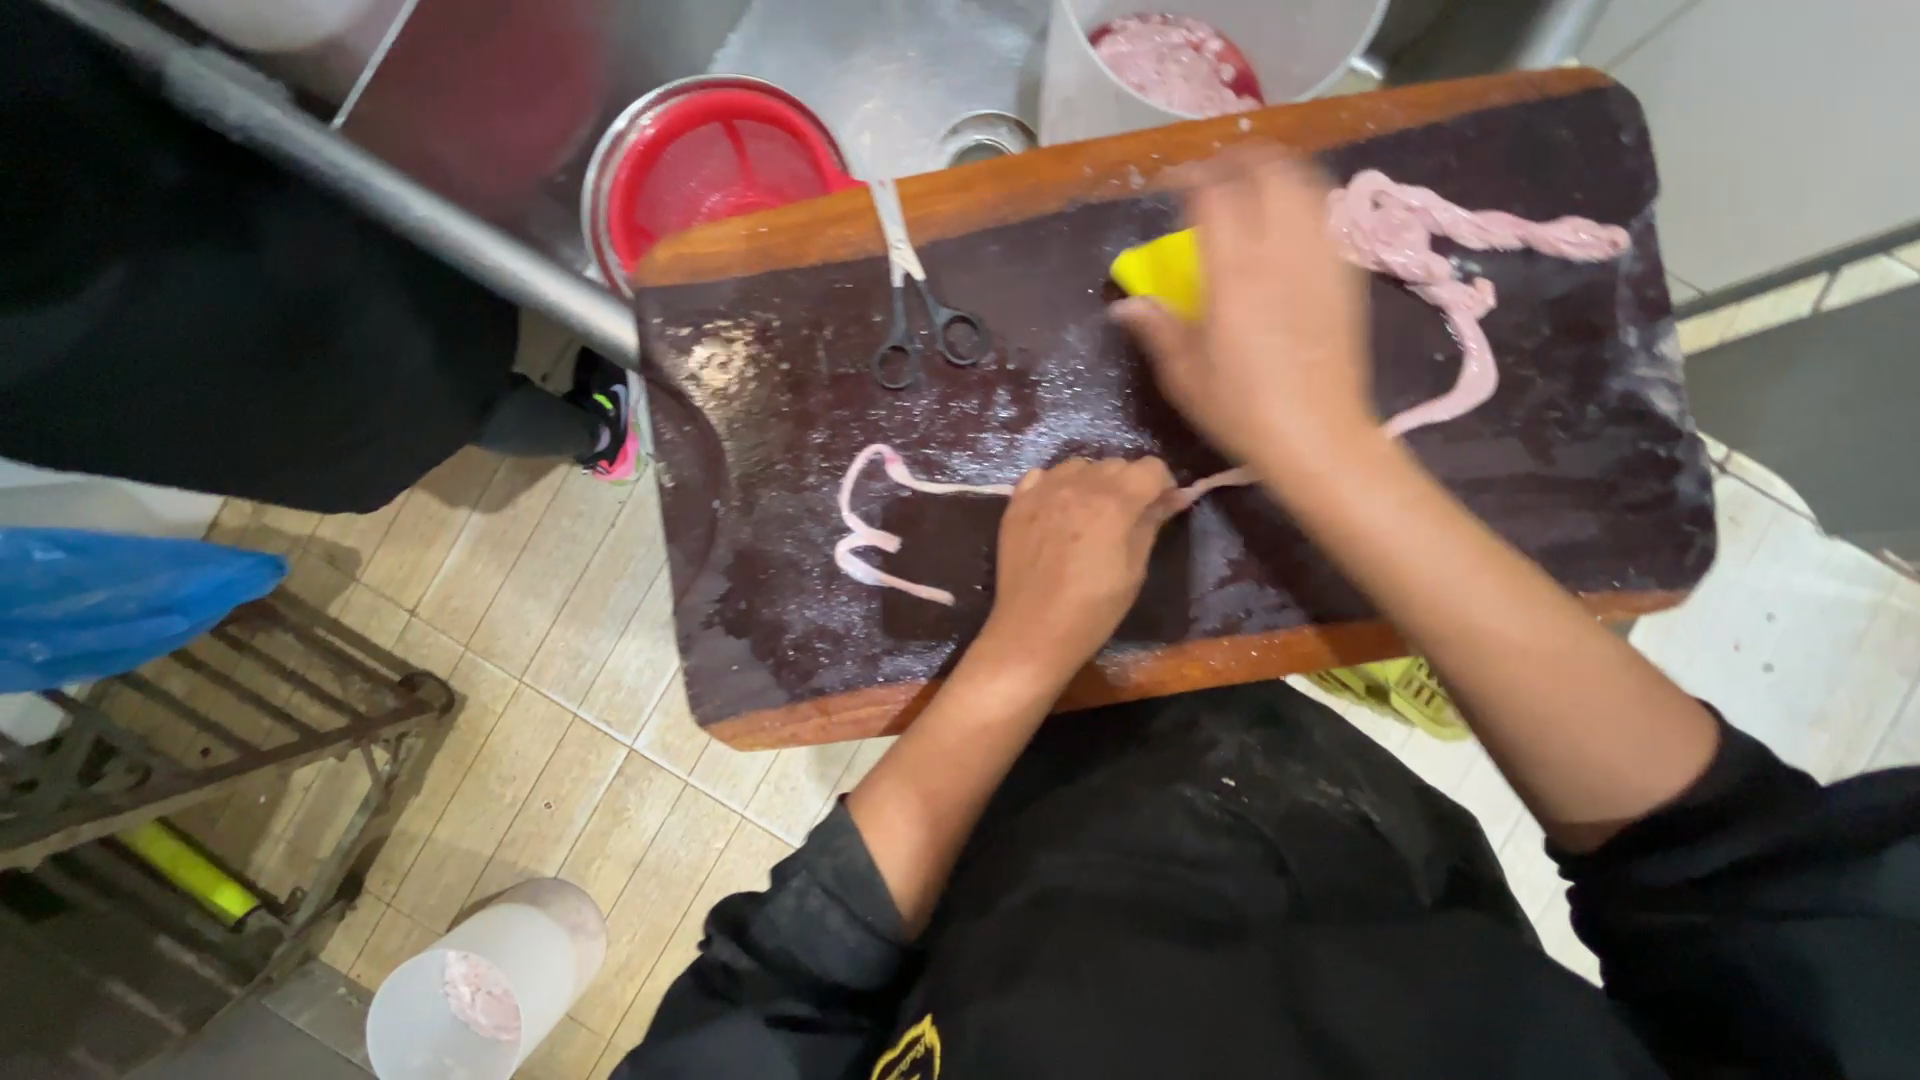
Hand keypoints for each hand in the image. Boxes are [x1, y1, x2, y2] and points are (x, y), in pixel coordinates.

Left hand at [975, 457, 1179, 683]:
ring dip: (1092, 481)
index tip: (1161, 506)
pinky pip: (1044, 476)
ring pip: (1079, 466)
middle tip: (1127, 516)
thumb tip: (1172, 498)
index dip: (1162, 485)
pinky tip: (1058, 511)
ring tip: (1090, 514)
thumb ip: (1151, 524)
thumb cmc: (1093, 609)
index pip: (1151, 467)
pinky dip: (1057, 485)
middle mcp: (1078, 486)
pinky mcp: (1017, 503)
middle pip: (1115, 464)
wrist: (1033, 630)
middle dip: (1129, 483)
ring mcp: (1043, 491)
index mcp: (1114, 502)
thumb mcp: (1134, 570)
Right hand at [1110, 147, 1375, 474]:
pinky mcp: (1346, 275)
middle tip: (1214, 173)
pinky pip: (1327, 215)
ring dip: (1275, 171)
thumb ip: (1157, 329)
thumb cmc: (1242, 410)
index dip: (1190, 177)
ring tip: (1253, 184)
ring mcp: (1320, 258)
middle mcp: (1281, 252)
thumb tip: (1125, 305)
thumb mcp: (1184, 376)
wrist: (1319, 436)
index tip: (1172, 183)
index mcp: (1234, 273)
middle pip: (1267, 171)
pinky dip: (1304, 200)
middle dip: (1237, 160)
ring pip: (1305, 184)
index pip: (1214, 194)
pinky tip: (1289, 221)